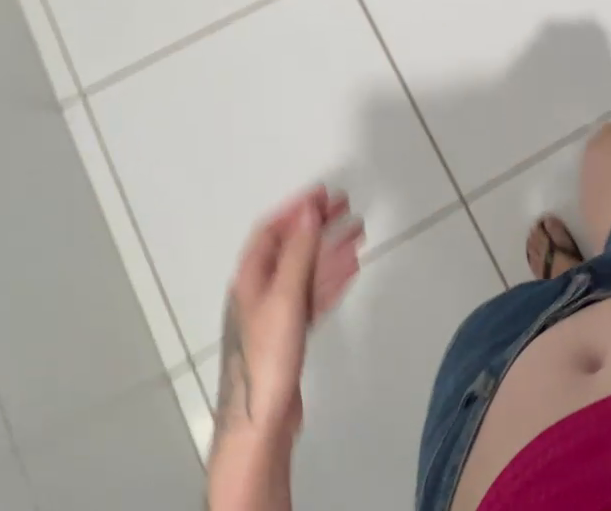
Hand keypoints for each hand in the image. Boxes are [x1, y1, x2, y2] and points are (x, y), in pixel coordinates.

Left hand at [215, 187, 363, 446]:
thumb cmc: (268, 356)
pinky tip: (350, 268)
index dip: (297, 208)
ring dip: (330, 247)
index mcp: (251, 277)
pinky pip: (314, 292)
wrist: (262, 419)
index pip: (273, 230)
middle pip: (291, 246)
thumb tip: (309, 210)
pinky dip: (331, 276)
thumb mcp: (285, 297)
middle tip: (346, 207)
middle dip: (318, 224)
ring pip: (306, 268)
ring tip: (359, 232)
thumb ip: (298, 252)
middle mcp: (261, 289)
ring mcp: (276, 311)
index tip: (325, 193)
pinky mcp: (290, 331)